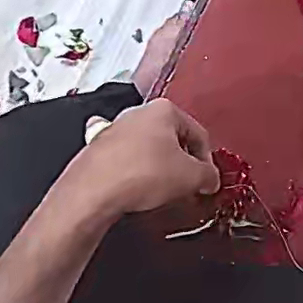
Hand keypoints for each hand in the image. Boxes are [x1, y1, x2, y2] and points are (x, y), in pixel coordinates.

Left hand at [49, 99, 220, 226]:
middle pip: (173, 140)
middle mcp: (138, 112)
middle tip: (187, 187)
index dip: (207, 162)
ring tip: (162, 192)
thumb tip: (210, 180)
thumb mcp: (191, 177)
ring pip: (149, 149)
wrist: (91, 193)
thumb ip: (209, 176)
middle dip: (183, 164)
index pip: (199, 135)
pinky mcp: (97, 148)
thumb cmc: (143, 175)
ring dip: (160, 168)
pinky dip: (135, 172)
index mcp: (164, 109)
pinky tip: (135, 188)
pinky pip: (126, 159)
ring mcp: (115, 128)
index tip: (207, 181)